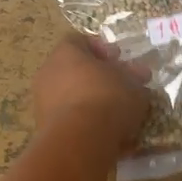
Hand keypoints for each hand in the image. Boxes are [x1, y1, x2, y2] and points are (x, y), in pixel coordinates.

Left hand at [32, 34, 152, 153]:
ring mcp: (43, 101)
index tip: (119, 60)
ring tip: (116, 111)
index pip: (80, 40)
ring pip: (71, 94)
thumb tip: (138, 74)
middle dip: (99, 76)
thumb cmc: (108, 98)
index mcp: (66, 53)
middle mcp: (48, 72)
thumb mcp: (132, 83)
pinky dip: (84, 119)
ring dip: (91, 99)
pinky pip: (68, 116)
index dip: (102, 49)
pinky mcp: (44, 127)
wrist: (81, 140)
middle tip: (121, 86)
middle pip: (75, 68)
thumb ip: (134, 76)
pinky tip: (104, 128)